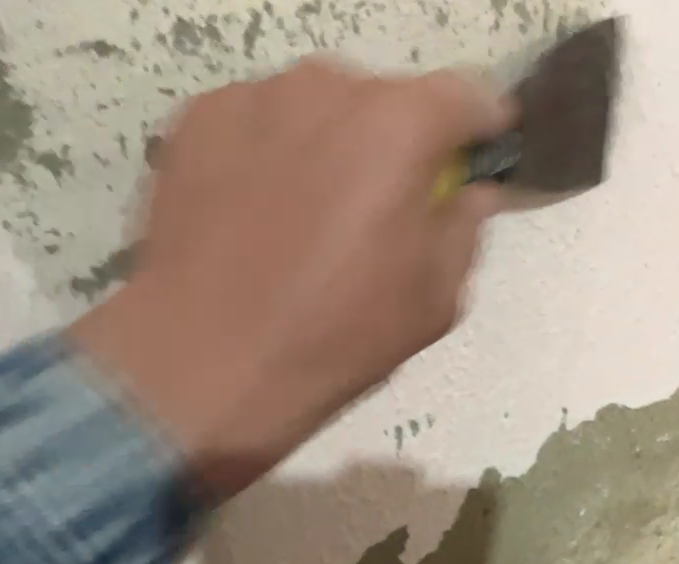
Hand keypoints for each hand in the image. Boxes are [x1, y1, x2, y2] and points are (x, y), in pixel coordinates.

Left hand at [70, 60, 513, 498]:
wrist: (211, 359)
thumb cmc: (339, 335)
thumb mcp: (436, 299)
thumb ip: (465, 227)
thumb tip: (468, 193)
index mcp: (400, 129)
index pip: (466, 94)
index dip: (480, 128)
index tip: (476, 161)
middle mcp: (328, 89)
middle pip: (388, 99)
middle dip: (399, 146)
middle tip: (384, 213)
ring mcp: (256, 98)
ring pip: (322, 109)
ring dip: (334, 149)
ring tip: (314, 222)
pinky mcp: (198, 119)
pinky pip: (263, 125)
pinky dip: (276, 157)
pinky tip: (263, 219)